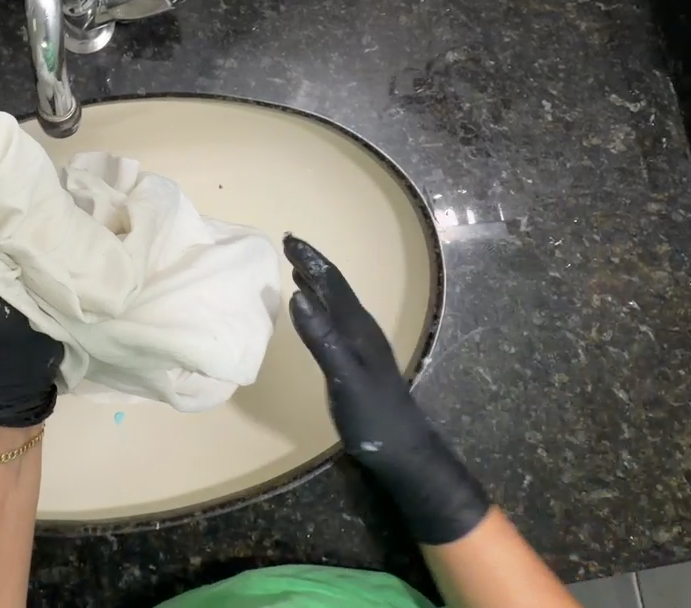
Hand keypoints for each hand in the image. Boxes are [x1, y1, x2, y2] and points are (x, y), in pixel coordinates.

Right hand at [285, 234, 489, 544]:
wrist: (403, 450)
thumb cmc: (372, 414)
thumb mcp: (343, 375)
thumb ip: (321, 337)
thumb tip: (296, 295)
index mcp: (357, 325)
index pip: (332, 282)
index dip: (311, 260)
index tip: (288, 239)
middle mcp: (359, 327)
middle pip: (333, 286)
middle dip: (311, 264)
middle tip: (287, 246)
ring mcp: (359, 342)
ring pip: (333, 301)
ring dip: (314, 282)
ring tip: (295, 268)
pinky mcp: (355, 357)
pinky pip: (332, 318)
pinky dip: (317, 304)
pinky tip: (310, 309)